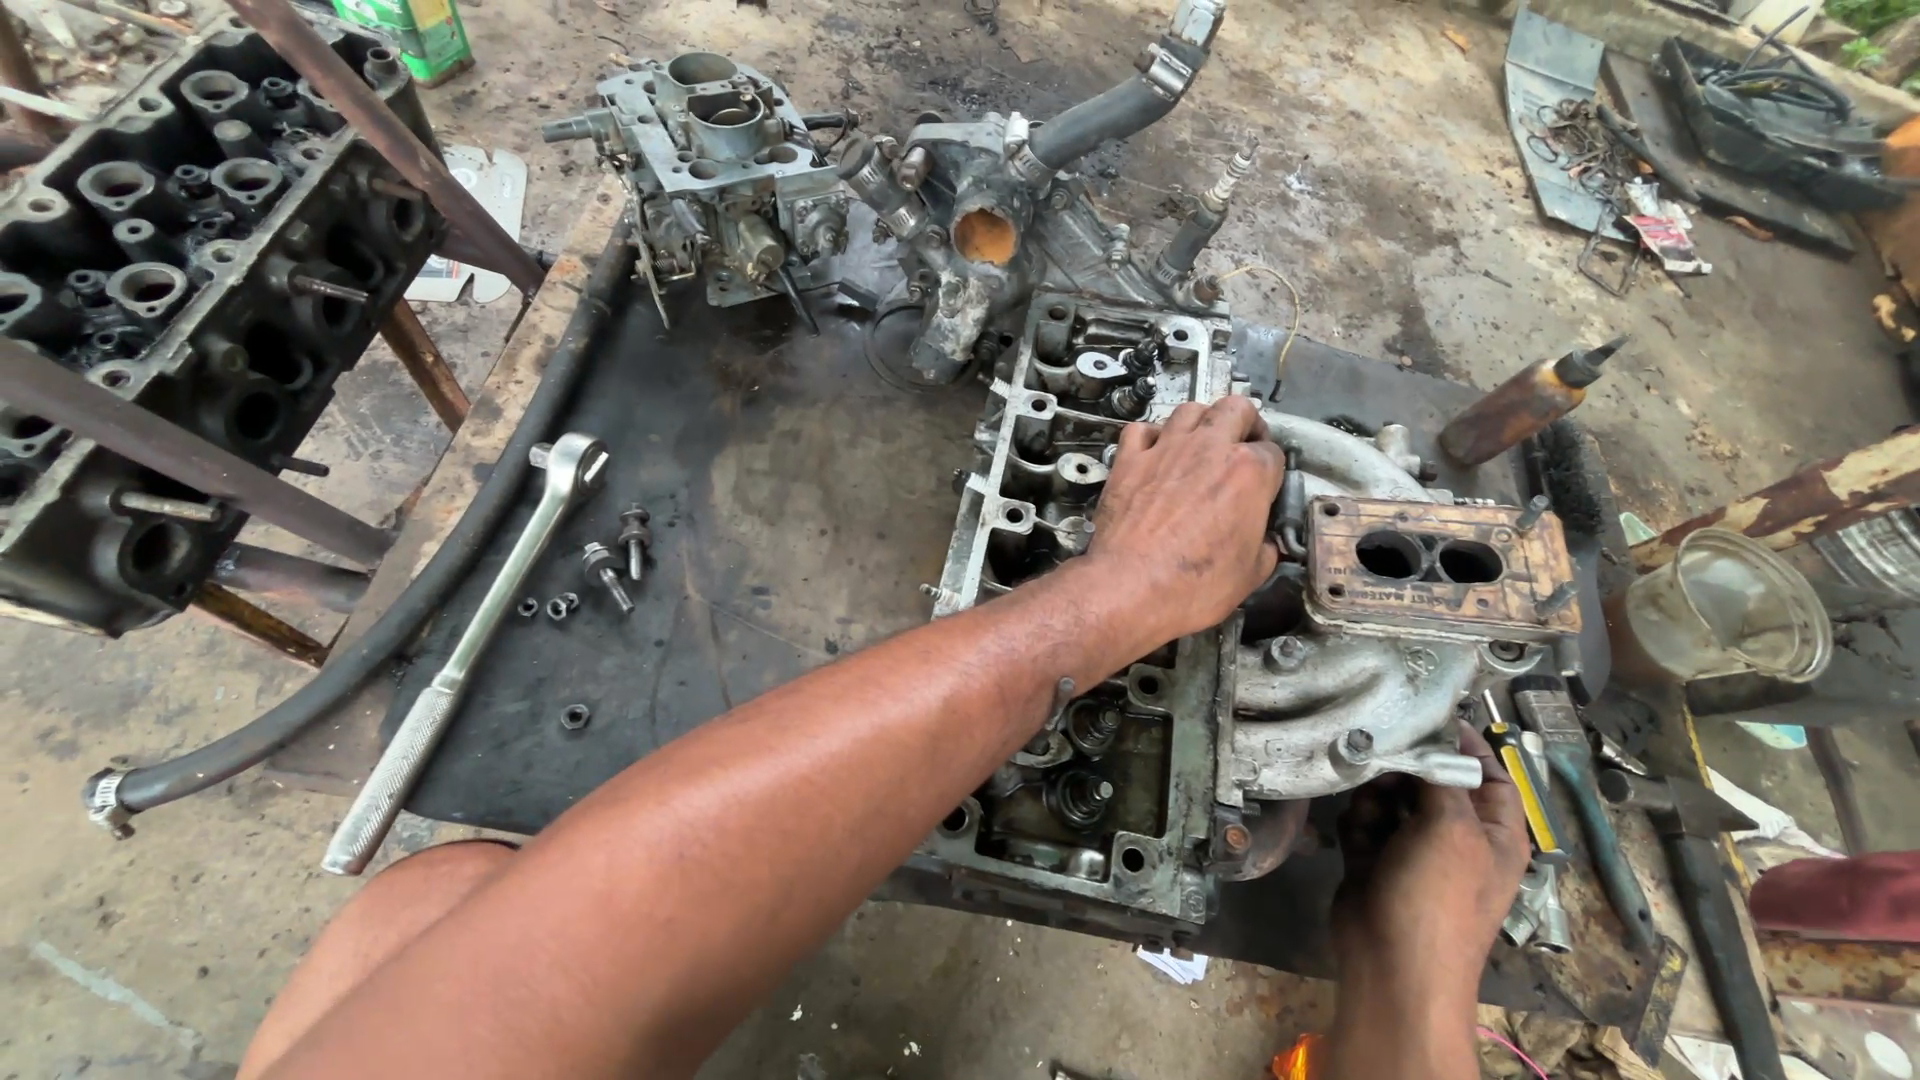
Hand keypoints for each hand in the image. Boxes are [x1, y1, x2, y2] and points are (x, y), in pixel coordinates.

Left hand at [1087, 396, 1285, 643]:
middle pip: (1235, 409)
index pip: (1273, 452)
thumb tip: (1264, 545)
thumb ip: (1264, 548)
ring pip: (1189, 409)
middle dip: (1244, 421)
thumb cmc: (1188, 584)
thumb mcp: (1250, 574)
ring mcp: (1165, 451)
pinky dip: (1149, 435)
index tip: (1265, 480)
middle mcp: (1208, 450)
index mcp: (1248, 473)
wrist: (1130, 587)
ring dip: (1200, 420)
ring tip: (1202, 439)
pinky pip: (1140, 430)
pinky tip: (1154, 449)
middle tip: (1243, 440)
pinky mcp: (1129, 461)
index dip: (1271, 467)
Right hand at [1331, 722, 1530, 1003]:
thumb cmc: (1436, 896)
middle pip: (1430, 779)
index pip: (1488, 772)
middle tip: (1380, 759)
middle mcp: (1456, 835)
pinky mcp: (1375, 857)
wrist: (1391, 963)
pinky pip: (1364, 820)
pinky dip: (1358, 822)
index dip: (1461, 744)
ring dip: (1374, 797)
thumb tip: (1432, 738)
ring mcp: (1413, 848)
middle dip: (1403, 769)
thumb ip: (1443, 777)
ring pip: (1390, 795)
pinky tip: (1355, 837)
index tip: (1424, 714)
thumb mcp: (1452, 829)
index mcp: (1494, 832)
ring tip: (1368, 813)